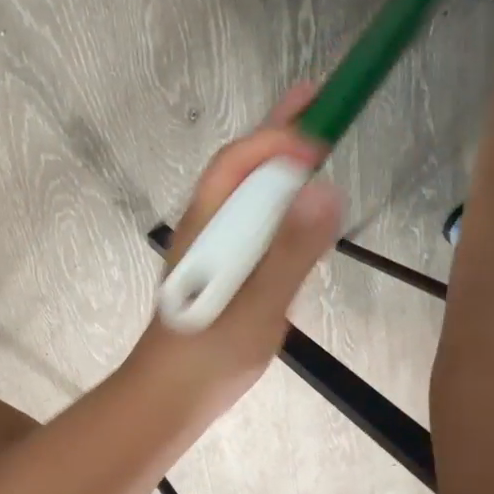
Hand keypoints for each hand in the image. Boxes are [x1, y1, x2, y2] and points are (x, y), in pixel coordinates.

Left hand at [130, 82, 344, 417]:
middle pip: (242, 170)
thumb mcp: (256, 304)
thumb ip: (288, 252)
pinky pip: (253, 223)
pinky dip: (279, 201)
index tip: (318, 119)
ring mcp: (215, 250)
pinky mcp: (225, 271)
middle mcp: (208, 229)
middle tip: (318, 98)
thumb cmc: (207, 352)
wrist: (171, 395)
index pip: (238, 164)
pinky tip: (299, 207)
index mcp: (208, 227)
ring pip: (247, 195)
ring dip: (279, 164)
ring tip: (317, 141)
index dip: (275, 137)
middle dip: (278, 134)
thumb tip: (322, 188)